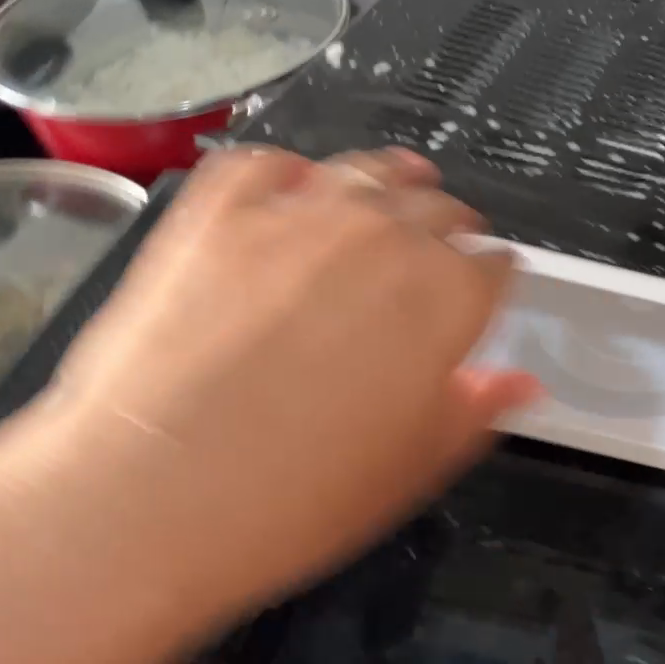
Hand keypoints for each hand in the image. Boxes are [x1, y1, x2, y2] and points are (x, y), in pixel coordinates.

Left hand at [25, 147, 539, 619]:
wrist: (141, 500)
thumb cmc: (299, 493)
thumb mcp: (418, 461)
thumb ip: (482, 405)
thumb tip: (524, 382)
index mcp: (451, 292)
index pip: (497, 262)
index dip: (491, 278)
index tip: (480, 292)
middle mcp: (392, 236)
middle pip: (443, 207)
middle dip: (450, 229)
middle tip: (434, 256)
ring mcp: (304, 216)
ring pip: (370, 170)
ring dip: (392, 181)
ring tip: (390, 191)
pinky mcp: (219, 214)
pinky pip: (265, 164)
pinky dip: (287, 170)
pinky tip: (292, 186)